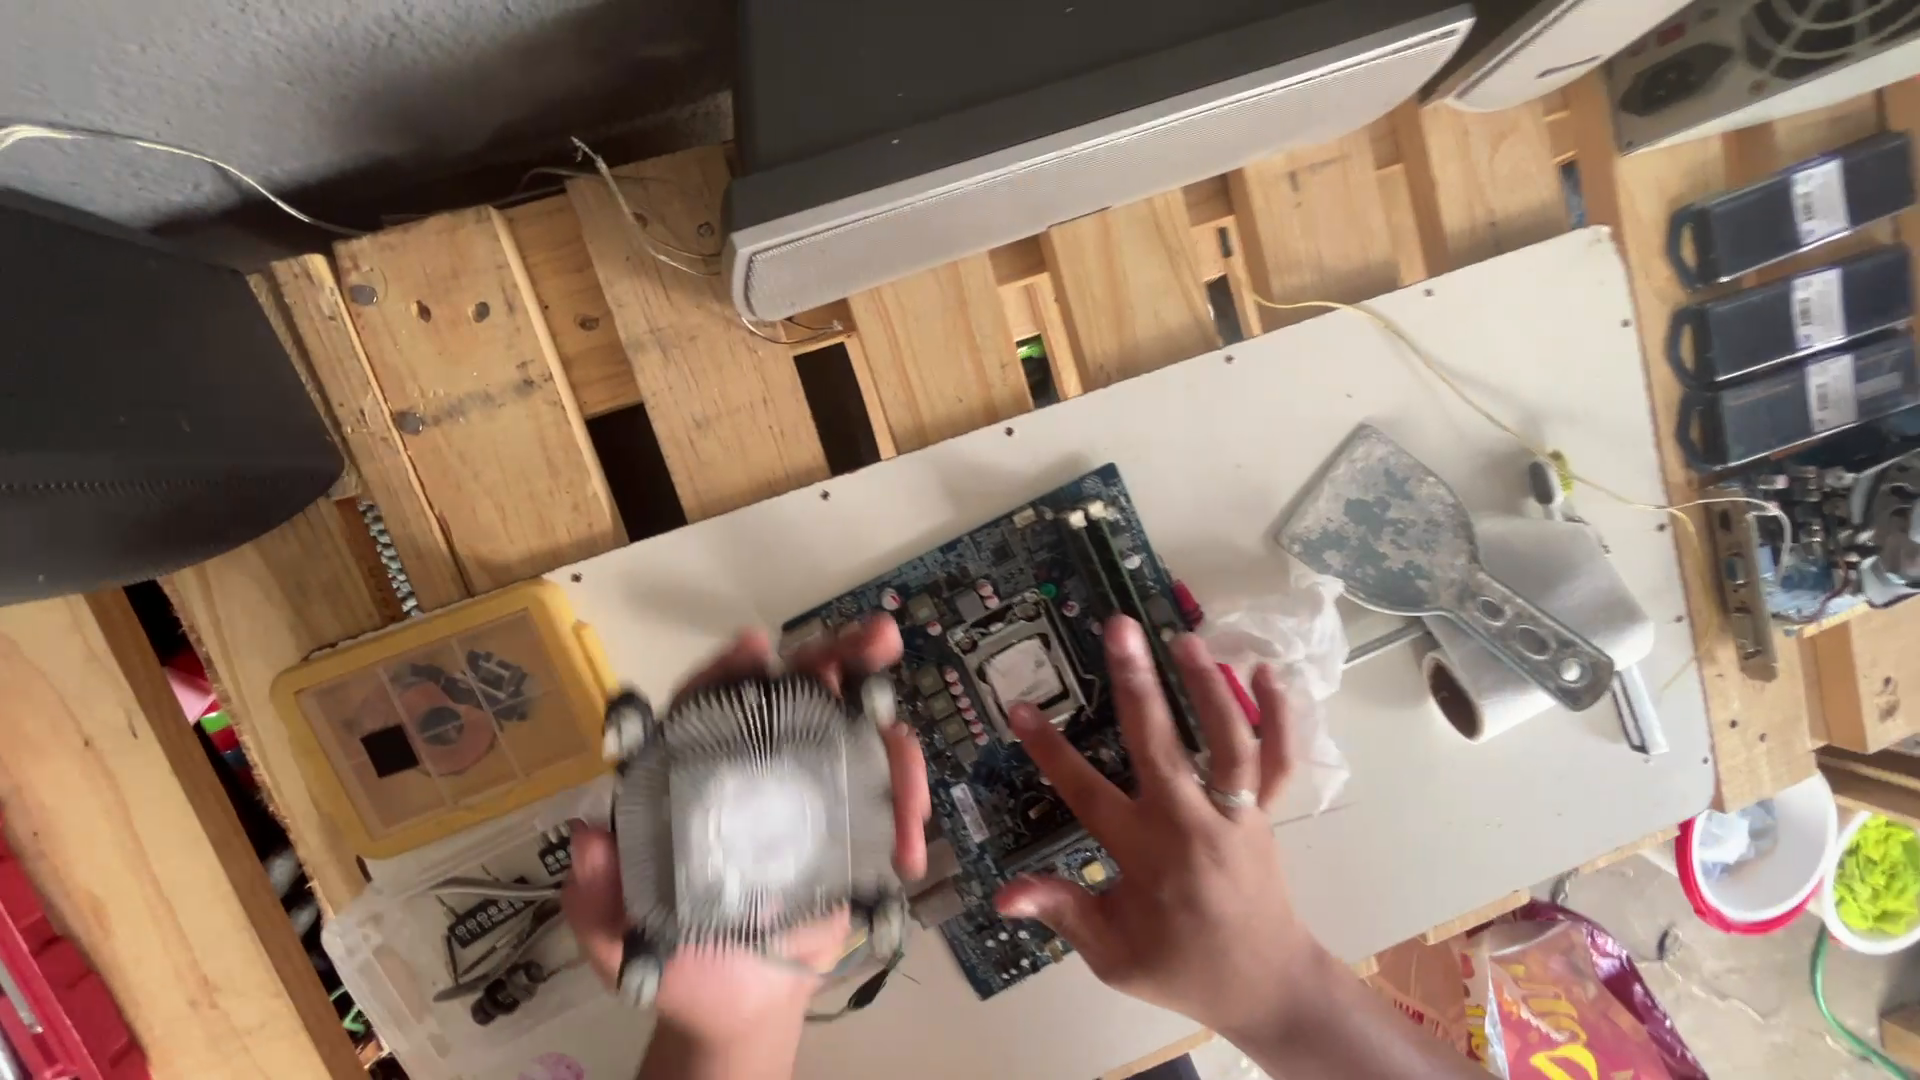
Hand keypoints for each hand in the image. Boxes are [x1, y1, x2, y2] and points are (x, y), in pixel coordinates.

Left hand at [561, 616, 931, 1050]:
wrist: (740, 1004)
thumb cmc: (675, 961)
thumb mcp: (621, 933)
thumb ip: (600, 894)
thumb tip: (589, 836)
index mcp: (701, 775)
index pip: (709, 705)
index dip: (729, 671)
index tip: (756, 647)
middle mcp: (763, 765)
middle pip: (801, 693)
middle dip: (843, 657)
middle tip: (881, 639)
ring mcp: (816, 788)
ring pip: (860, 735)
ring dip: (896, 746)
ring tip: (911, 800)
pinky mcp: (855, 824)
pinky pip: (890, 794)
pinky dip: (909, 809)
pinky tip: (910, 851)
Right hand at [993, 615, 1330, 1041]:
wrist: (1269, 988)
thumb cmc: (1181, 967)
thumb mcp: (1113, 955)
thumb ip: (1062, 912)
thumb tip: (1002, 894)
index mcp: (1147, 855)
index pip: (1088, 793)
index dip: (1050, 750)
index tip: (1020, 708)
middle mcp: (1192, 823)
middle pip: (1161, 745)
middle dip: (1138, 683)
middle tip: (1120, 628)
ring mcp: (1237, 814)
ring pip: (1227, 742)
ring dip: (1208, 686)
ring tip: (1184, 638)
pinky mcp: (1267, 812)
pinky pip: (1280, 761)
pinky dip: (1279, 716)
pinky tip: (1265, 672)